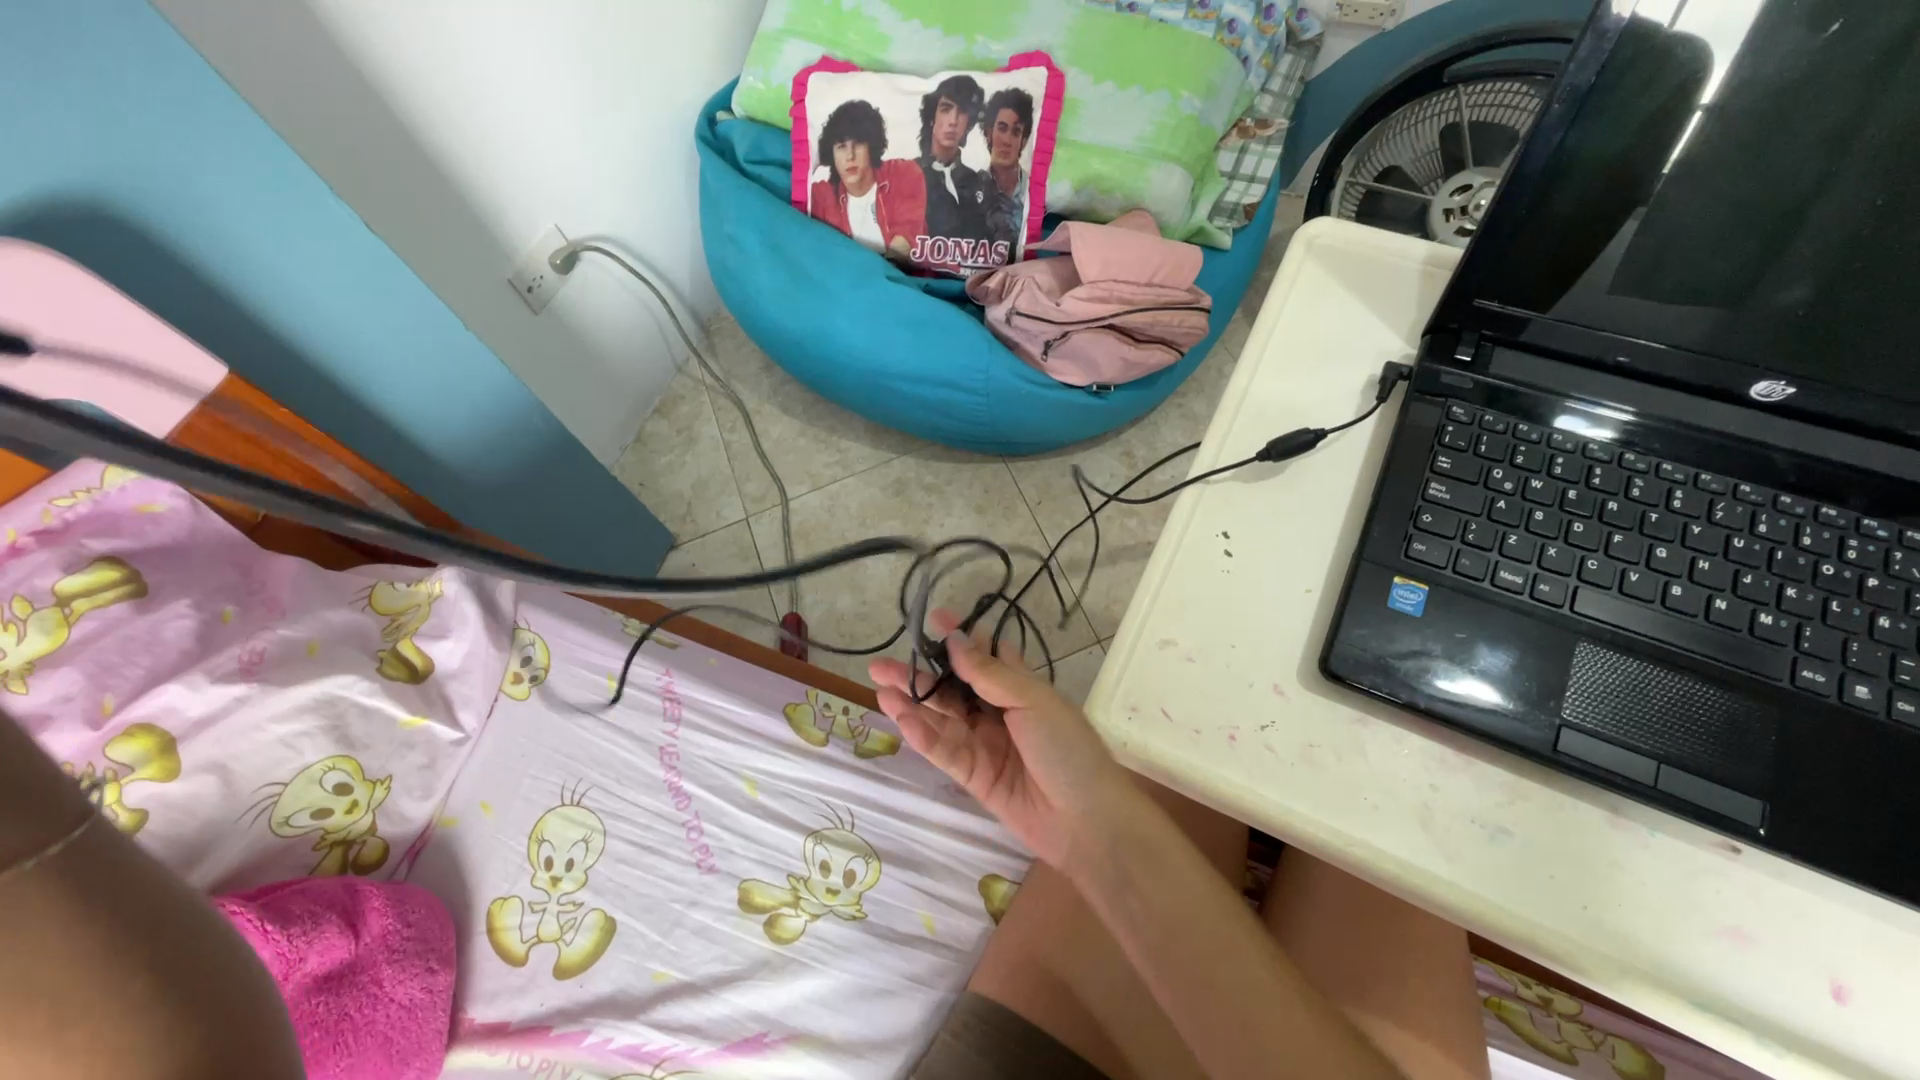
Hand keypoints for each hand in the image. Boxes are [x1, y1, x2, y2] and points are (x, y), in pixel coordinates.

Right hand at [870, 610, 1128, 866]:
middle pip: (952, 689)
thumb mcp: (1033, 701)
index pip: (984, 655)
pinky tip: (902, 718)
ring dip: (912, 703)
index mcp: (1020, 688)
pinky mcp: (973, 776)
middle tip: (882, 664)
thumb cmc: (1067, 748)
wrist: (1086, 819)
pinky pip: (944, 751)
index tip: (933, 619)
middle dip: (920, 674)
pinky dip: (923, 735)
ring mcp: (984, 745)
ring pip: (941, 719)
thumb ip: (990, 674)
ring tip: (880, 686)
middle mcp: (998, 713)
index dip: (960, 637)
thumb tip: (956, 640)